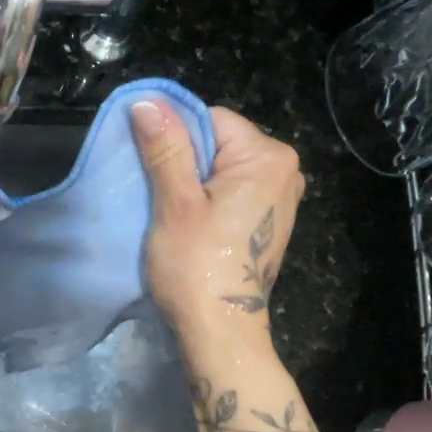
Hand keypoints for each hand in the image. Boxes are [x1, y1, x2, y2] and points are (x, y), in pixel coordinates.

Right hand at [130, 101, 304, 335]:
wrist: (219, 330)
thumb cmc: (196, 267)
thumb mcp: (175, 204)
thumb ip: (165, 149)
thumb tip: (146, 101)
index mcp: (268, 156)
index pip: (210, 120)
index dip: (173, 142)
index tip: (150, 176)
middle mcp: (285, 170)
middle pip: (218, 146)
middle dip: (183, 167)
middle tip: (157, 202)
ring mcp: (281, 199)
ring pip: (222, 174)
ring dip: (192, 189)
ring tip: (172, 220)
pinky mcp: (269, 224)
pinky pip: (232, 197)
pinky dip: (207, 208)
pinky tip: (191, 232)